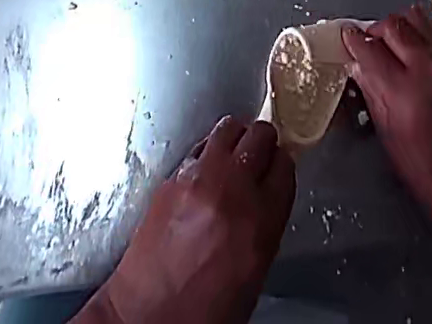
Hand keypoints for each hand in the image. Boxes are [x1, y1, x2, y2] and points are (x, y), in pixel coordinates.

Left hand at [78, 116, 294, 323]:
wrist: (146, 318)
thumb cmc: (203, 311)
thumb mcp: (255, 270)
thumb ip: (267, 221)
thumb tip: (269, 190)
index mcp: (261, 222)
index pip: (284, 166)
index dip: (283, 163)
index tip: (278, 165)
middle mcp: (232, 191)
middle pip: (261, 137)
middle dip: (264, 141)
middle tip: (260, 152)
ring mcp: (199, 179)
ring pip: (229, 128)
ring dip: (237, 136)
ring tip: (235, 150)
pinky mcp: (172, 177)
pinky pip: (200, 147)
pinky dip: (209, 152)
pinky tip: (207, 170)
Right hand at [341, 7, 431, 252]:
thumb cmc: (426, 169)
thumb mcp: (388, 134)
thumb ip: (372, 92)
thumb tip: (357, 65)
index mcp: (402, 90)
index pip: (369, 50)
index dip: (353, 40)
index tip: (346, 37)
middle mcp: (426, 67)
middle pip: (392, 26)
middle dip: (374, 30)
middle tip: (367, 42)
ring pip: (415, 19)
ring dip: (398, 26)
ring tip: (391, 42)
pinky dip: (419, 31)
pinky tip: (413, 46)